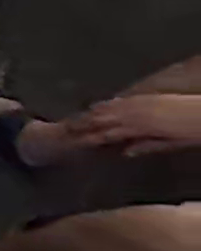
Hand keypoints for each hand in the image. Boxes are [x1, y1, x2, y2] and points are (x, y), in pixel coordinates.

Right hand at [64, 94, 200, 155]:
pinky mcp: (144, 98)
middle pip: (99, 119)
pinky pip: (116, 101)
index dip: (89, 138)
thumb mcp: (179, 142)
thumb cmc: (200, 131)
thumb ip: (151, 146)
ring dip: (88, 114)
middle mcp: (133, 114)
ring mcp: (137, 104)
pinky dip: (103, 105)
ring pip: (104, 109)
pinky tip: (96, 106)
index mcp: (140, 128)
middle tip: (64, 129)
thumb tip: (126, 152)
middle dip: (80, 124)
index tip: (73, 142)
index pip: (107, 133)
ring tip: (74, 118)